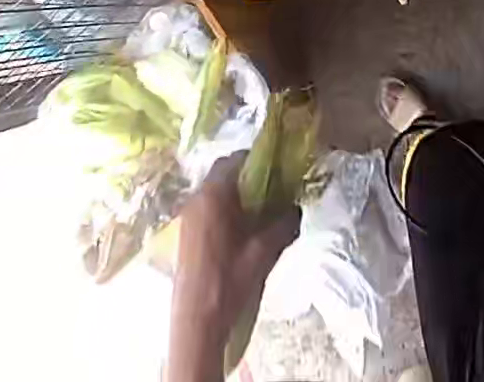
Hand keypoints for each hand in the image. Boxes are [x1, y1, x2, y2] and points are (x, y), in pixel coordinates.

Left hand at [166, 158, 297, 381]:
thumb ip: (283, 225)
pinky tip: (242, 229)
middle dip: (248, 176)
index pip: (235, 159)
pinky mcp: (186, 232)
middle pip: (224, 172)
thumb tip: (297, 208)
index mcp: (213, 195)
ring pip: (215, 190)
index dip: (258, 160)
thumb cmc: (229, 283)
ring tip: (260, 211)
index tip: (278, 170)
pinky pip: (208, 206)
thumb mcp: (263, 253)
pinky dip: (225, 208)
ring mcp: (188, 215)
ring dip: (236, 193)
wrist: (196, 324)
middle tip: (272, 190)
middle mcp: (197, 197)